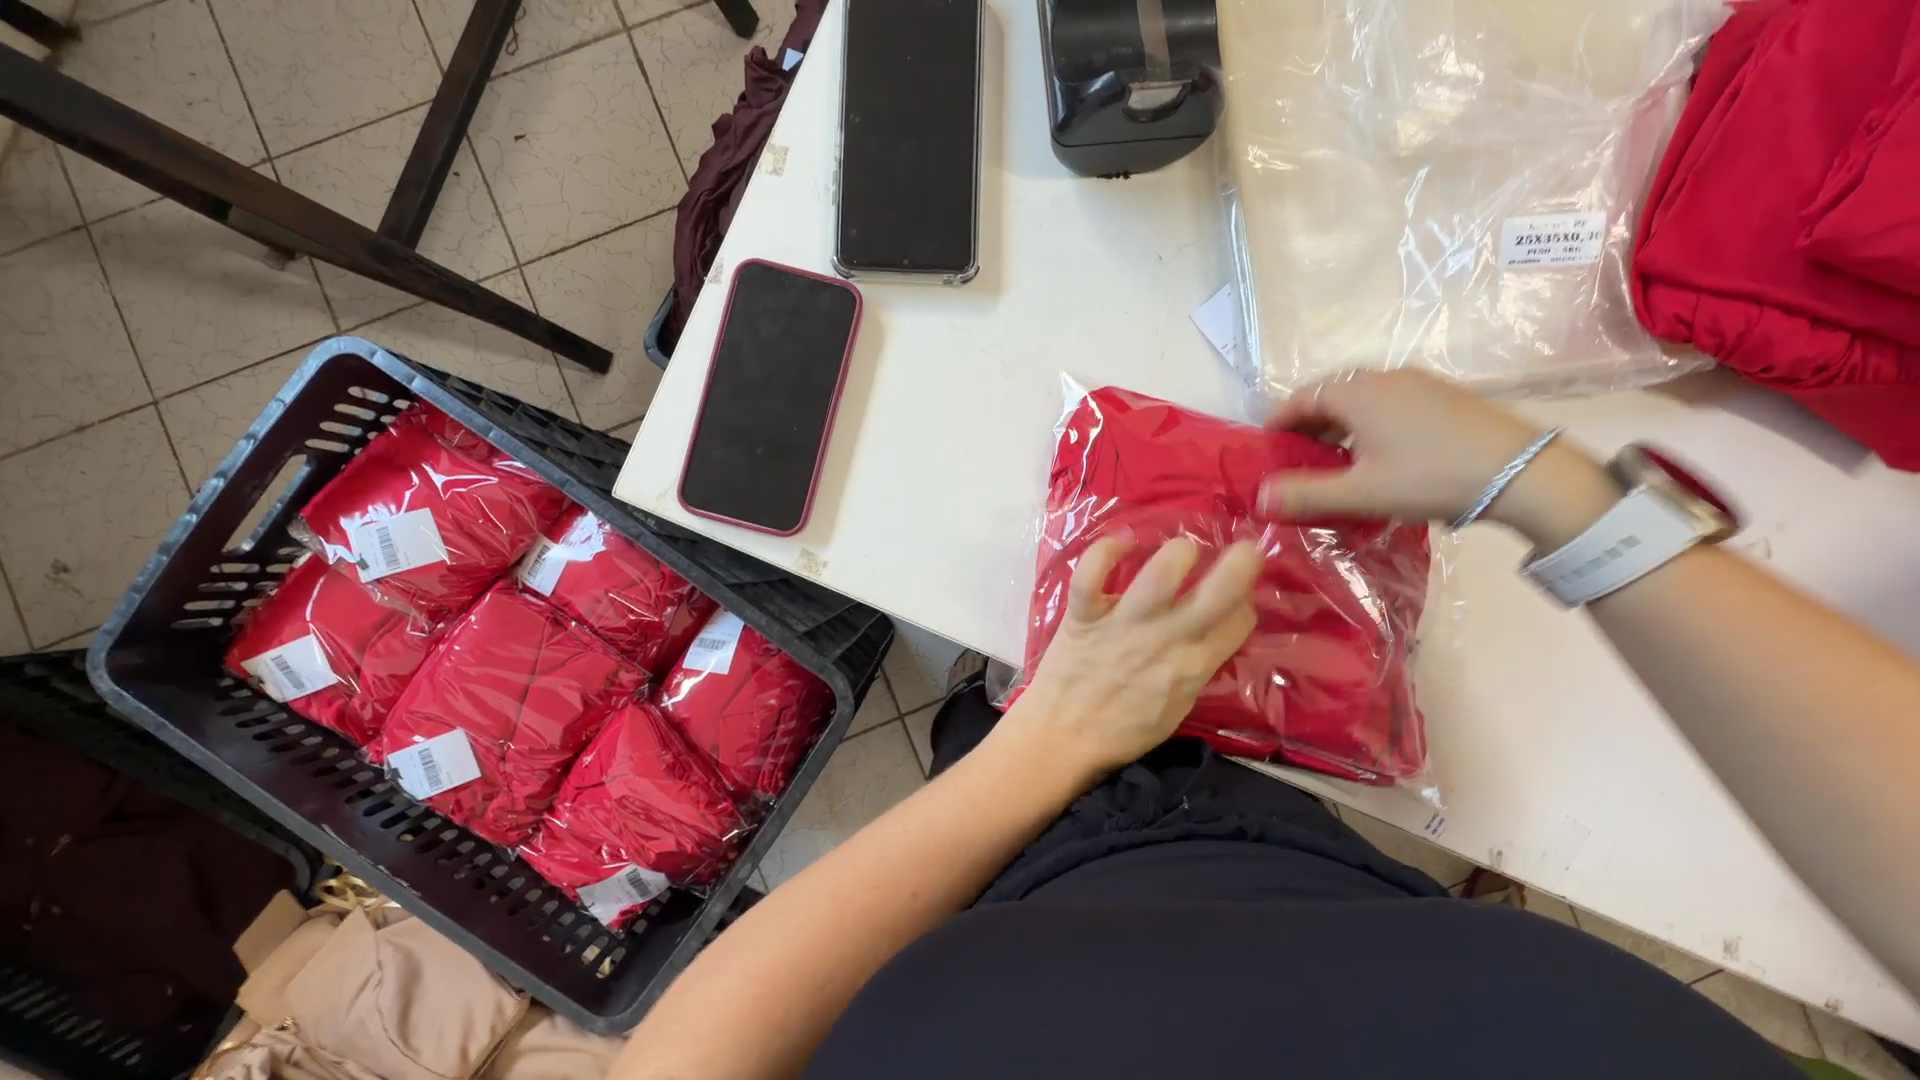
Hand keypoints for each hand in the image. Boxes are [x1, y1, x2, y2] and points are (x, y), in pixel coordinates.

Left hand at [1003, 536, 1261, 777]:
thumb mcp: (1177, 707)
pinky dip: (1105, 551)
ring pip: (1160, 575)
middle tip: (1244, 547)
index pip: (1239, 621)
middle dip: (1241, 562)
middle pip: (1218, 593)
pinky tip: (1121, 542)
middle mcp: (1165, 640)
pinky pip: (1091, 575)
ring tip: (1181, 551)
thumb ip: (1196, 668)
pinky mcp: (1083, 616)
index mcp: (1193, 666)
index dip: (1246, 601)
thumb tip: (1213, 634)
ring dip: (1178, 553)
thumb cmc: (1122, 730)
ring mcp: (1122, 625)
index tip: (1238, 593)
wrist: (1062, 741)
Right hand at [1255, 370, 1620, 547]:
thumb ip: (1306, 495)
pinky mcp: (1444, 396)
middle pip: (1331, 394)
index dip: (1278, 420)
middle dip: (1308, 424)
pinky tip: (1377, 454)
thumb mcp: (1362, 493)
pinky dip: (1368, 423)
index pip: (1302, 397)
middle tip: (1296, 457)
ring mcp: (1419, 383)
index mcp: (1358, 393)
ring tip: (1334, 460)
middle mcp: (1385, 377)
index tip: (1266, 446)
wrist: (1524, 472)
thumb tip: (1259, 498)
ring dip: (1339, 425)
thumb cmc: (1431, 478)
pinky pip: (1389, 403)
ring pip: (1362, 399)